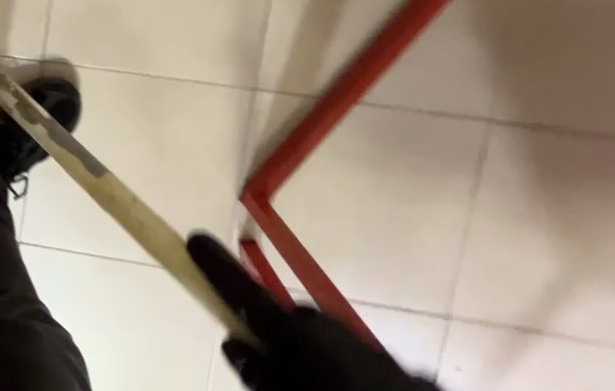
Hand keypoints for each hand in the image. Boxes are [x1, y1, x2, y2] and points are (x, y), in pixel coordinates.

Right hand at [189, 234, 441, 390]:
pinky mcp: (419, 378)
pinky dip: (362, 382)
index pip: (243, 293)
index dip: (216, 266)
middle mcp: (334, 330)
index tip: (195, 238)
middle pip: (294, 323)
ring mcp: (379, 352)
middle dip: (281, 338)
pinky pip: (374, 370)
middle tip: (276, 372)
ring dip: (324, 363)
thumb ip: (256, 373)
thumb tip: (236, 343)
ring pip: (335, 347)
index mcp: (295, 335)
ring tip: (321, 390)